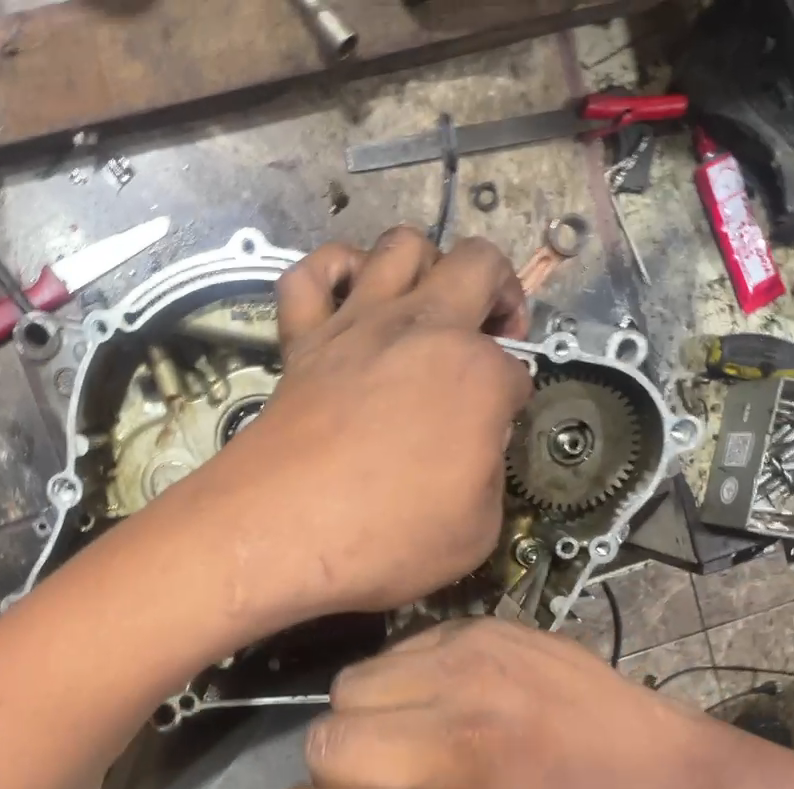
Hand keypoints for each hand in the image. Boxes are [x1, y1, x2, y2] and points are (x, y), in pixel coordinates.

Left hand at [165, 227, 531, 626]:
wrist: (278, 531)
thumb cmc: (384, 538)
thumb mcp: (476, 530)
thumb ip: (489, 474)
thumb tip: (474, 445)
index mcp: (476, 375)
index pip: (515, 369)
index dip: (511, 399)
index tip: (494, 427)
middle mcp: (422, 330)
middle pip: (479, 264)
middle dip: (501, 290)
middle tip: (494, 334)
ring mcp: (356, 326)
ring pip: (400, 245)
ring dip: (426, 264)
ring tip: (426, 305)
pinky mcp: (303, 339)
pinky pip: (308, 275)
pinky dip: (330, 272)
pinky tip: (346, 295)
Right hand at [276, 618, 730, 788]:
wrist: (652, 768)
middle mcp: (461, 743)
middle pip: (322, 749)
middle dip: (336, 778)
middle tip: (382, 786)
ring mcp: (468, 674)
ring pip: (342, 695)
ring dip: (358, 725)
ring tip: (408, 741)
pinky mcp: (472, 631)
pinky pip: (381, 656)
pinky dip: (389, 686)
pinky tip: (435, 704)